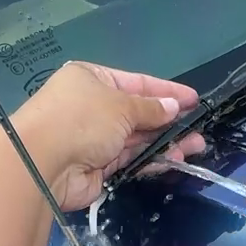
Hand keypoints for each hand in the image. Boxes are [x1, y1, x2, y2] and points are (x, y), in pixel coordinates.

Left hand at [5, 62, 204, 210]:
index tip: (193, 100)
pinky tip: (175, 159)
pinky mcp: (101, 166)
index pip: (137, 83)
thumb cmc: (81, 119)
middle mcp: (95, 107)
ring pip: (139, 139)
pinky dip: (153, 160)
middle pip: (140, 112)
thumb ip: (150, 108)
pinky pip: (133, 160)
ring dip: (167, 143)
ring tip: (196, 147)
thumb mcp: (120, 105)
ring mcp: (98, 138)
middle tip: (199, 129)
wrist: (45, 162)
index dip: (167, 92)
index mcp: (94, 79)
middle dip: (170, 121)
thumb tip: (173, 107)